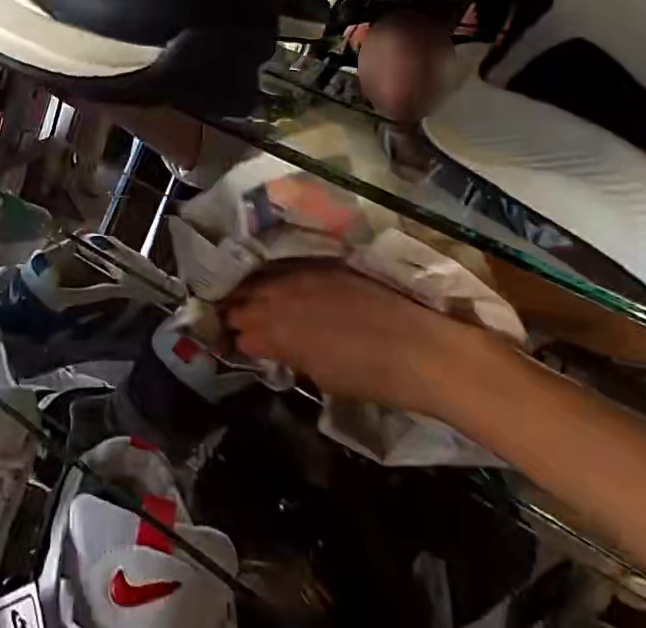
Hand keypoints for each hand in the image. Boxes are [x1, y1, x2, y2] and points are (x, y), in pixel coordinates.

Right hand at [220, 262, 500, 414]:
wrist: (422, 350)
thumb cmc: (372, 377)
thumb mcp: (322, 376)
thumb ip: (289, 356)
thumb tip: (269, 348)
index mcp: (280, 332)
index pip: (244, 331)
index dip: (233, 334)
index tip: (225, 336)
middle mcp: (286, 298)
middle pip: (249, 301)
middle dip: (234, 309)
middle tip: (223, 314)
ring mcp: (306, 278)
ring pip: (265, 281)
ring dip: (250, 290)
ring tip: (239, 295)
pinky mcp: (327, 268)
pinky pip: (288, 269)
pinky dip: (275, 277)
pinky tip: (272, 281)